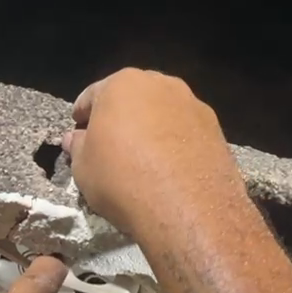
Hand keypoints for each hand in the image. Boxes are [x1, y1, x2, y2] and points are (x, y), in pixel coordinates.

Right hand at [63, 68, 248, 243]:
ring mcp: (192, 104)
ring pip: (161, 112)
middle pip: (131, 97)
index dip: (82, 114)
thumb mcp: (83, 167)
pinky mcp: (215, 128)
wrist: (187, 208)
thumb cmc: (122, 178)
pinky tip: (167, 167)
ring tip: (141, 157)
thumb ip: (78, 146)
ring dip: (149, 127)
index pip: (93, 95)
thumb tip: (76, 138)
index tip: (79, 130)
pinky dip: (173, 142)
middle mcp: (159, 85)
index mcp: (121, 85)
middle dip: (119, 116)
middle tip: (109, 143)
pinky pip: (183, 131)